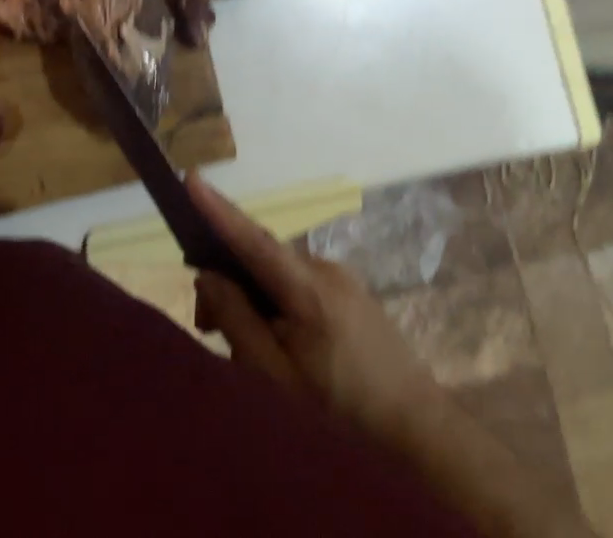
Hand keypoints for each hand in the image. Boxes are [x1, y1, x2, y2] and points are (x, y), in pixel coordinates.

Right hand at [187, 175, 441, 440]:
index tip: (192, 179)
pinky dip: (274, 303)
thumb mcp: (274, 376)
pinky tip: (273, 342)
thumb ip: (236, 319)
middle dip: (226, 282)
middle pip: (259, 258)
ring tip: (242, 346)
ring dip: (250, 298)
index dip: (218, 211)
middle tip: (206, 327)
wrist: (420, 434)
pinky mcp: (352, 296)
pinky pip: (297, 285)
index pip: (253, 241)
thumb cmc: (339, 411)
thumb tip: (207, 274)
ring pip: (276, 274)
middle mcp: (328, 272)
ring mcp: (344, 282)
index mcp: (310, 291)